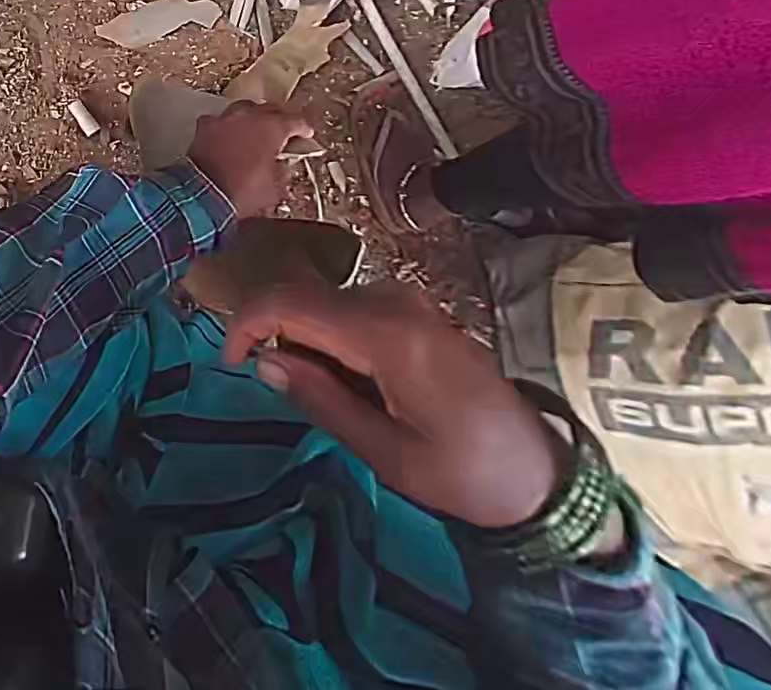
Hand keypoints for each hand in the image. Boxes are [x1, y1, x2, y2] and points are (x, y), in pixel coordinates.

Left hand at [186, 101, 312, 217]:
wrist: (203, 194)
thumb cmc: (242, 191)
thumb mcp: (274, 187)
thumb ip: (283, 170)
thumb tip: (283, 164)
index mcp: (272, 127)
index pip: (296, 121)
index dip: (303, 129)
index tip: (306, 134)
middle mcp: (249, 116)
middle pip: (270, 109)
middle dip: (279, 119)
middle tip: (283, 131)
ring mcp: (225, 118)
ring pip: (244, 109)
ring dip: (253, 117)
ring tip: (256, 129)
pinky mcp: (205, 126)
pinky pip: (220, 120)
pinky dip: (227, 126)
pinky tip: (228, 134)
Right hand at [222, 280, 566, 528]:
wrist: (539, 473)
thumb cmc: (464, 473)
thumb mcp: (385, 452)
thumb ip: (320, 399)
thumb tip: (264, 362)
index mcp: (387, 335)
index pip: (291, 303)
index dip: (246, 324)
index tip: (231, 360)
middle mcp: (393, 301)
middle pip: (301, 297)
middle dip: (273, 336)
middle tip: (282, 388)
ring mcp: (403, 300)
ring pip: (319, 303)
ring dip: (301, 341)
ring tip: (328, 395)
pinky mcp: (408, 308)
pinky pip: (344, 309)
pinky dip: (326, 339)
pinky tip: (350, 381)